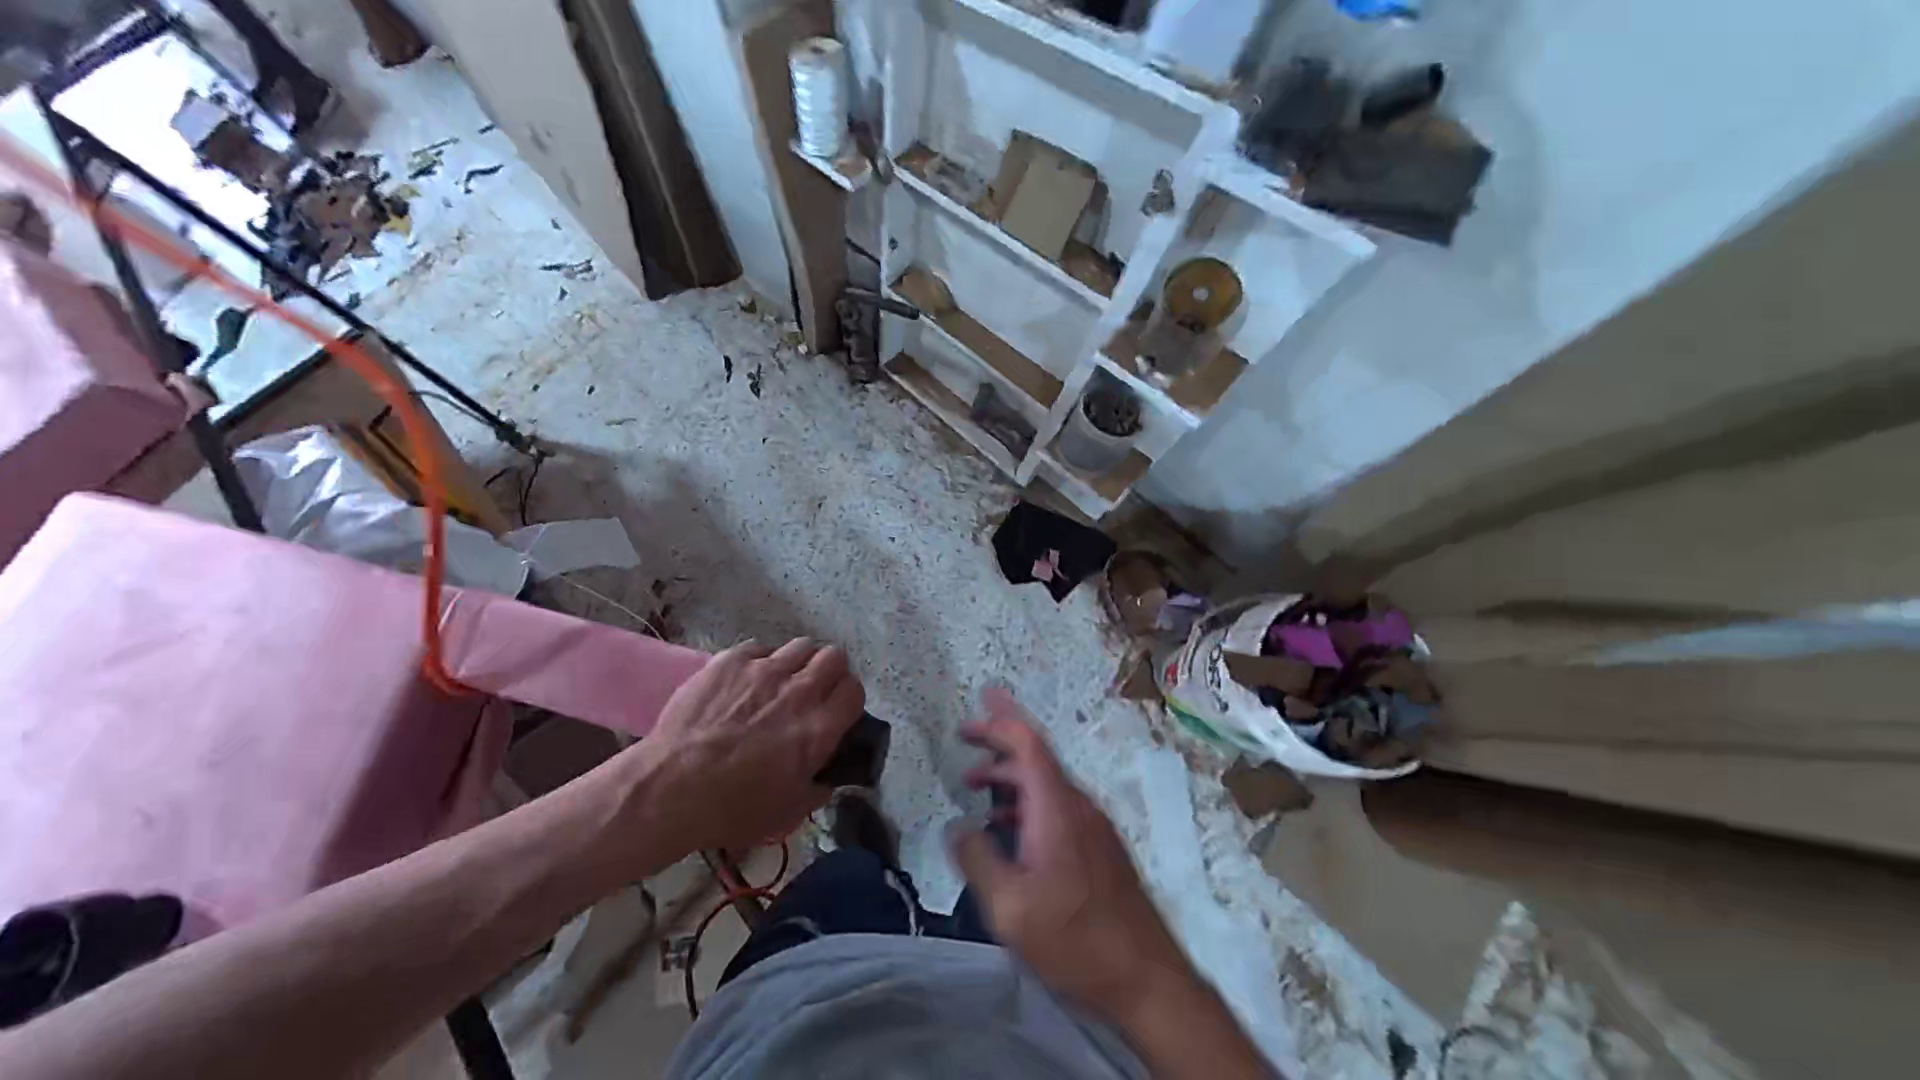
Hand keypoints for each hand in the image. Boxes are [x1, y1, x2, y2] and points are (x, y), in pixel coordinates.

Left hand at [626, 639, 863, 854]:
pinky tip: (747, 681)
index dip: (849, 699)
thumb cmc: (733, 808)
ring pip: (801, 645)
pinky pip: (760, 648)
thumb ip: (820, 788)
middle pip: (834, 657)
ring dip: (799, 662)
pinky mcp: (731, 660)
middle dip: (830, 671)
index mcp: (819, 727)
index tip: (837, 711)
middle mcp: (799, 691)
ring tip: (783, 681)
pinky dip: (761, 661)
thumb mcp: (789, 811)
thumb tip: (830, 777)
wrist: (671, 787)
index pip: (854, 691)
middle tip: (814, 691)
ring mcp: (764, 670)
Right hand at [950, 688, 1194, 1026]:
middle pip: (1037, 756)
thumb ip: (977, 859)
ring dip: (1010, 775)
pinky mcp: (1099, 847)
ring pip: (1046, 783)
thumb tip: (958, 827)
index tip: (976, 706)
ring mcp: (1094, 826)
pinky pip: (1056, 805)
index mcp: (1056, 808)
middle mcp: (1078, 806)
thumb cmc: (1075, 939)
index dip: (1000, 719)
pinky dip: (1026, 801)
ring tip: (975, 785)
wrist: (1147, 978)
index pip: (1028, 743)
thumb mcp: (1009, 907)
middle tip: (965, 738)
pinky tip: (1007, 826)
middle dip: (999, 741)